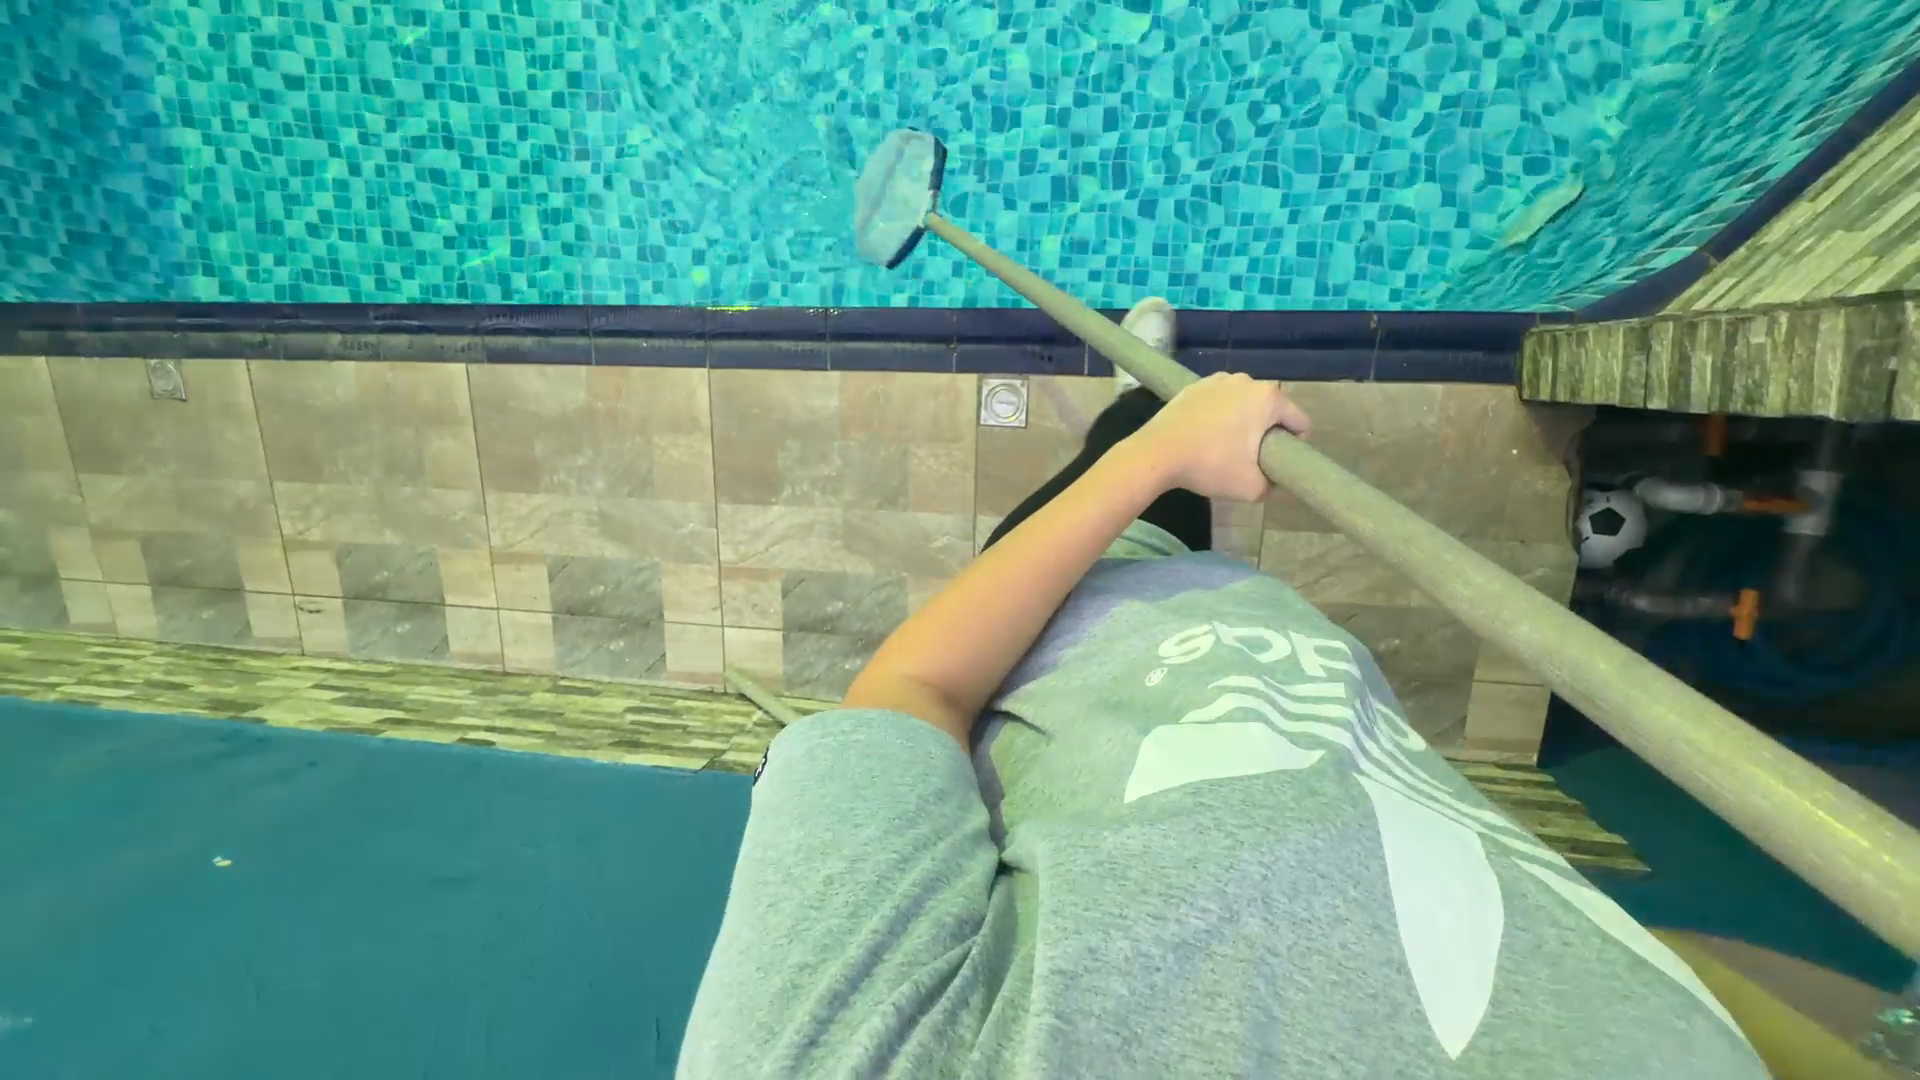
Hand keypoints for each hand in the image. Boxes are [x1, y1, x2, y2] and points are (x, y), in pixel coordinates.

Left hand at [1123, 373, 1311, 501]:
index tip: (1277, 462)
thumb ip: (1273, 486)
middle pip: (1271, 410)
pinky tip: (1206, 436)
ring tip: (1226, 447)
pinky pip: (1219, 402)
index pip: (1299, 421)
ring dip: (1242, 422)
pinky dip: (1218, 416)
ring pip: (1243, 404)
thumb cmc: (1209, 465)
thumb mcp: (1251, 487)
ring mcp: (1217, 380)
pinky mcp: (1194, 386)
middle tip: (1250, 457)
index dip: (1295, 445)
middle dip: (1266, 432)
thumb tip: (1275, 483)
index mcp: (1268, 398)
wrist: (1156, 454)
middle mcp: (1246, 380)